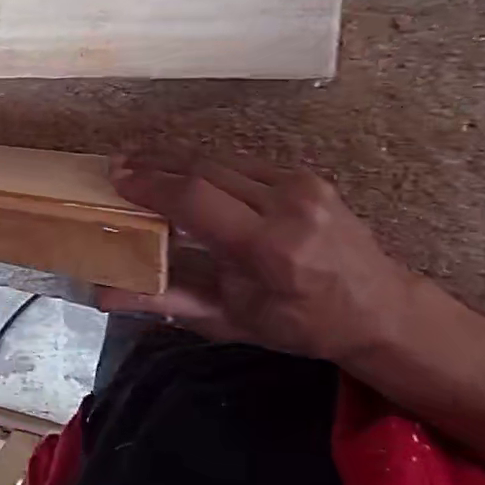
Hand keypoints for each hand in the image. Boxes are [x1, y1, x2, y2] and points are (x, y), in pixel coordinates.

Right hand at [95, 154, 419, 364]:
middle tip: (119, 163)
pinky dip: (208, 165)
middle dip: (156, 163)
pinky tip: (184, 169)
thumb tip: (105, 295)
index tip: (117, 181)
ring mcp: (302, 185)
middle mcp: (288, 206)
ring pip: (223, 160)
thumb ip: (166, 302)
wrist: (379, 307)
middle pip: (206, 169)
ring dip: (178, 158)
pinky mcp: (306, 176)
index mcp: (269, 248)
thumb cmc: (302, 325)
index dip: (152, 186)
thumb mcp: (231, 321)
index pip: (197, 200)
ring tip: (141, 159)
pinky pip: (243, 164)